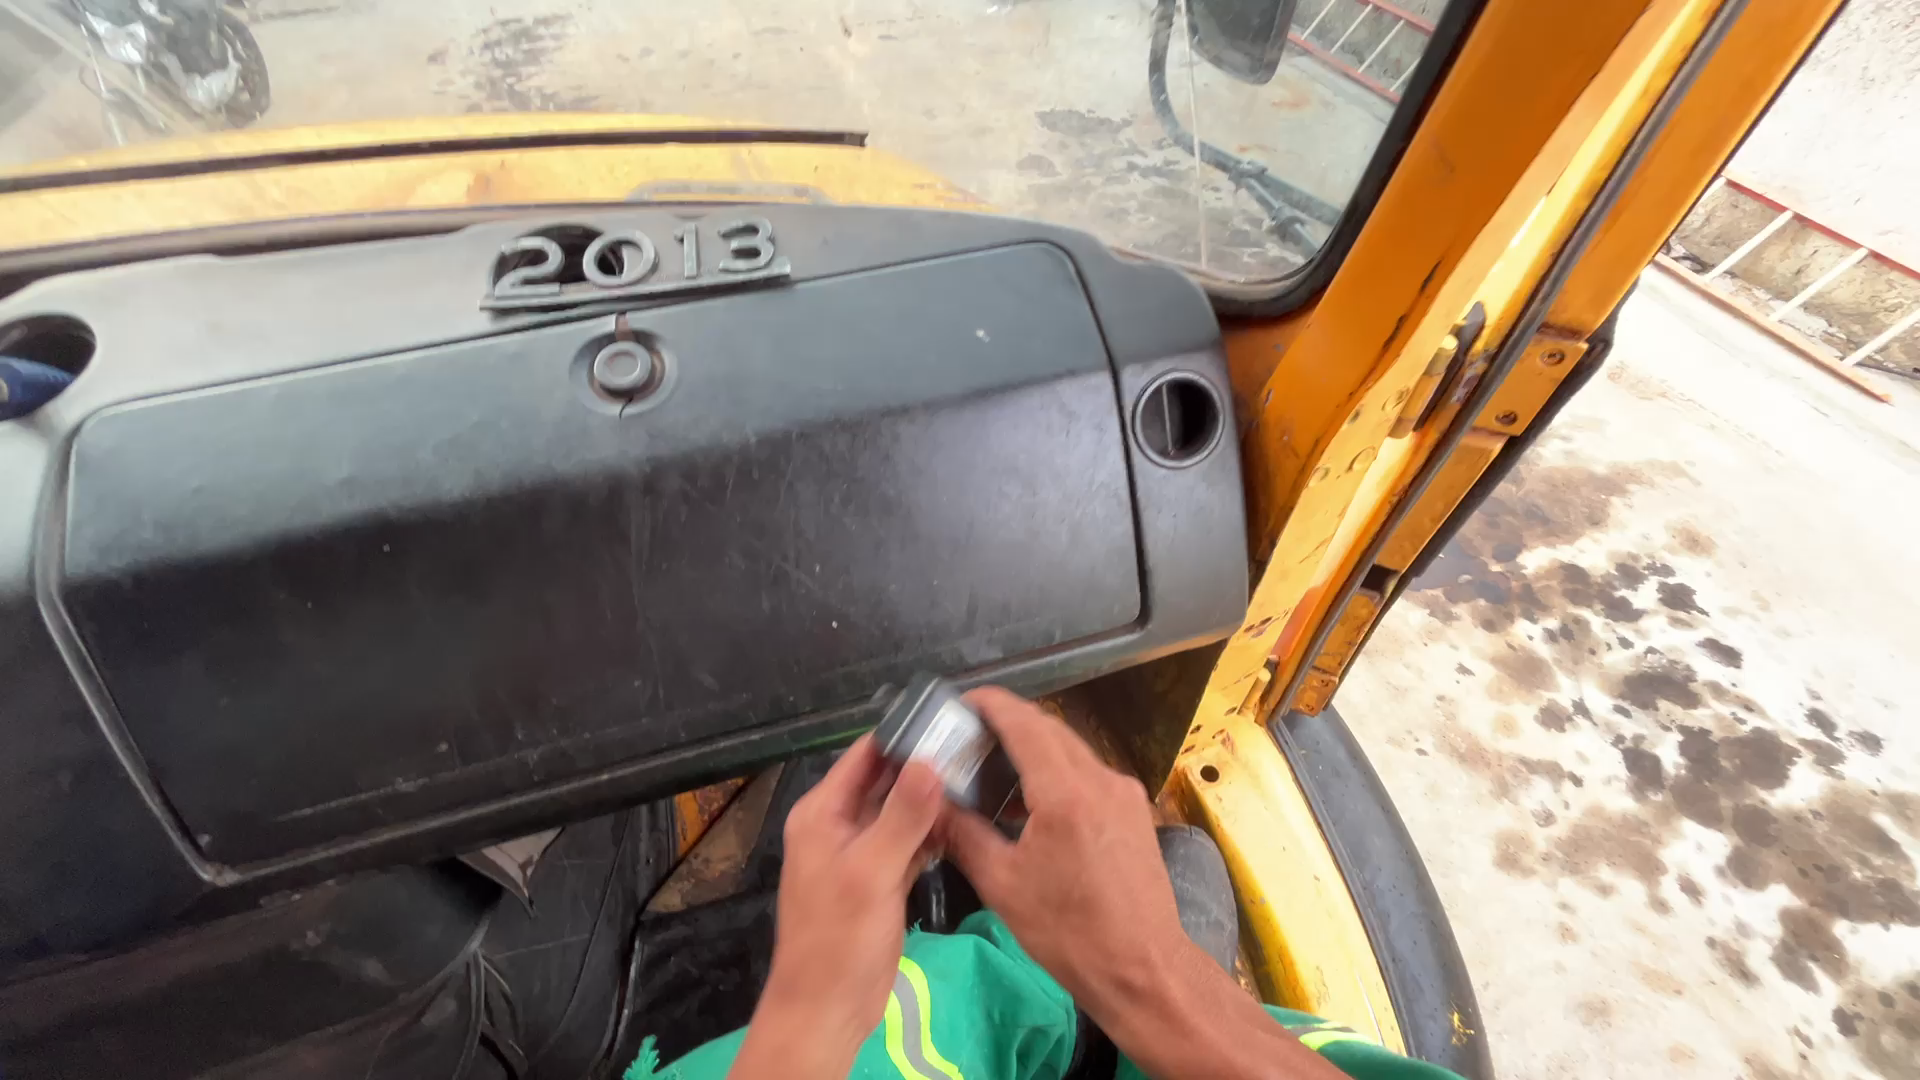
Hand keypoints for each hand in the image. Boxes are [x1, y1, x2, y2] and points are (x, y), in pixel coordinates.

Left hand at [731, 736, 943, 1078]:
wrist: (827, 1011)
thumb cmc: (839, 938)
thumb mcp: (871, 871)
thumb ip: (902, 815)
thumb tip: (932, 760)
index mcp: (823, 811)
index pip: (864, 755)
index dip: (902, 735)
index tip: (947, 722)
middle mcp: (839, 823)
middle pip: (885, 780)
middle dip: (923, 766)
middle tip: (972, 748)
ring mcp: (861, 851)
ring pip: (899, 811)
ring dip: (930, 800)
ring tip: (976, 778)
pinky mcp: (880, 876)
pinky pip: (907, 841)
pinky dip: (930, 833)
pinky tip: (963, 824)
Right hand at [936, 687, 1193, 1019]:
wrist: (1144, 969)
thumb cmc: (1069, 932)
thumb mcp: (1003, 886)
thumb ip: (964, 834)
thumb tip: (932, 805)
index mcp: (1065, 793)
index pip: (1024, 723)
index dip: (991, 704)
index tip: (962, 700)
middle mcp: (1099, 778)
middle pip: (1048, 727)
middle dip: (1008, 720)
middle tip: (969, 732)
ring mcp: (1122, 791)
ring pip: (1070, 747)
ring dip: (1033, 744)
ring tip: (995, 763)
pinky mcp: (1133, 808)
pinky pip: (1087, 770)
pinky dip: (1056, 768)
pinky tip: (1034, 798)